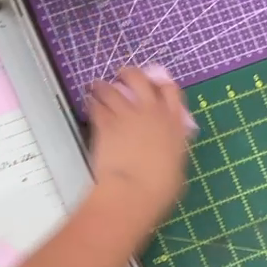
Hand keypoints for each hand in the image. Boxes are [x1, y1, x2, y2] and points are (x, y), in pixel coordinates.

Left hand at [85, 64, 196, 231]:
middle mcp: (151, 112)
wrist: (134, 191)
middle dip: (129, 74)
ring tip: (98, 87)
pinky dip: (91, 102)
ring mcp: (127, 115)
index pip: (170, 90)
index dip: (161, 83)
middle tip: (122, 76)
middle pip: (139, 78)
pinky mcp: (106, 123)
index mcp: (173, 123)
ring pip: (111, 87)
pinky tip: (89, 104)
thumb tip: (168, 148)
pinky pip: (95, 104)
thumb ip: (172, 148)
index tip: (154, 85)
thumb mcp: (176, 166)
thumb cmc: (160, 188)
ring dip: (104, 86)